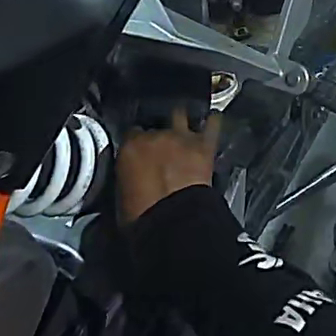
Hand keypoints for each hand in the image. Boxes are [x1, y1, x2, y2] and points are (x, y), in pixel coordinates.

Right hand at [117, 109, 220, 224]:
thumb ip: (128, 177)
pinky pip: (212, 123)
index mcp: (131, 148)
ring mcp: (181, 137)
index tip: (139, 151)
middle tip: (162, 148)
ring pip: (179, 114)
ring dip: (181, 120)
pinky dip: (212, 120)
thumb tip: (133, 178)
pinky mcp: (203, 144)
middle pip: (156, 126)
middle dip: (158, 134)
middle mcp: (156, 136)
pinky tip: (212, 119)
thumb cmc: (144, 217)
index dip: (136, 142)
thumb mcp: (123, 197)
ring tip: (184, 125)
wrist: (174, 222)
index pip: (131, 134)